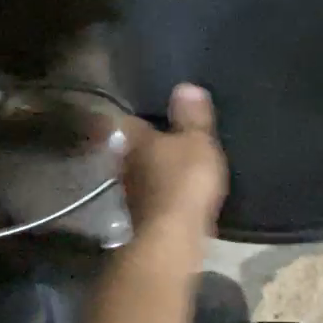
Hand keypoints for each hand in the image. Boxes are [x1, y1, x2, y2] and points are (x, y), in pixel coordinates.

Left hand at [118, 83, 227, 237]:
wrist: (173, 236)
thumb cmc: (184, 180)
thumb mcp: (197, 141)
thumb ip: (192, 116)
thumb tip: (184, 86)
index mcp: (134, 141)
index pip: (131, 121)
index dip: (144, 116)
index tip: (157, 113)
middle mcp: (125, 164)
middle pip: (134, 148)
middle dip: (150, 145)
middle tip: (172, 139)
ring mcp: (132, 193)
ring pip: (143, 173)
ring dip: (156, 170)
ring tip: (179, 165)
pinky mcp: (144, 217)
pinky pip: (155, 195)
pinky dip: (165, 192)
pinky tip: (181, 193)